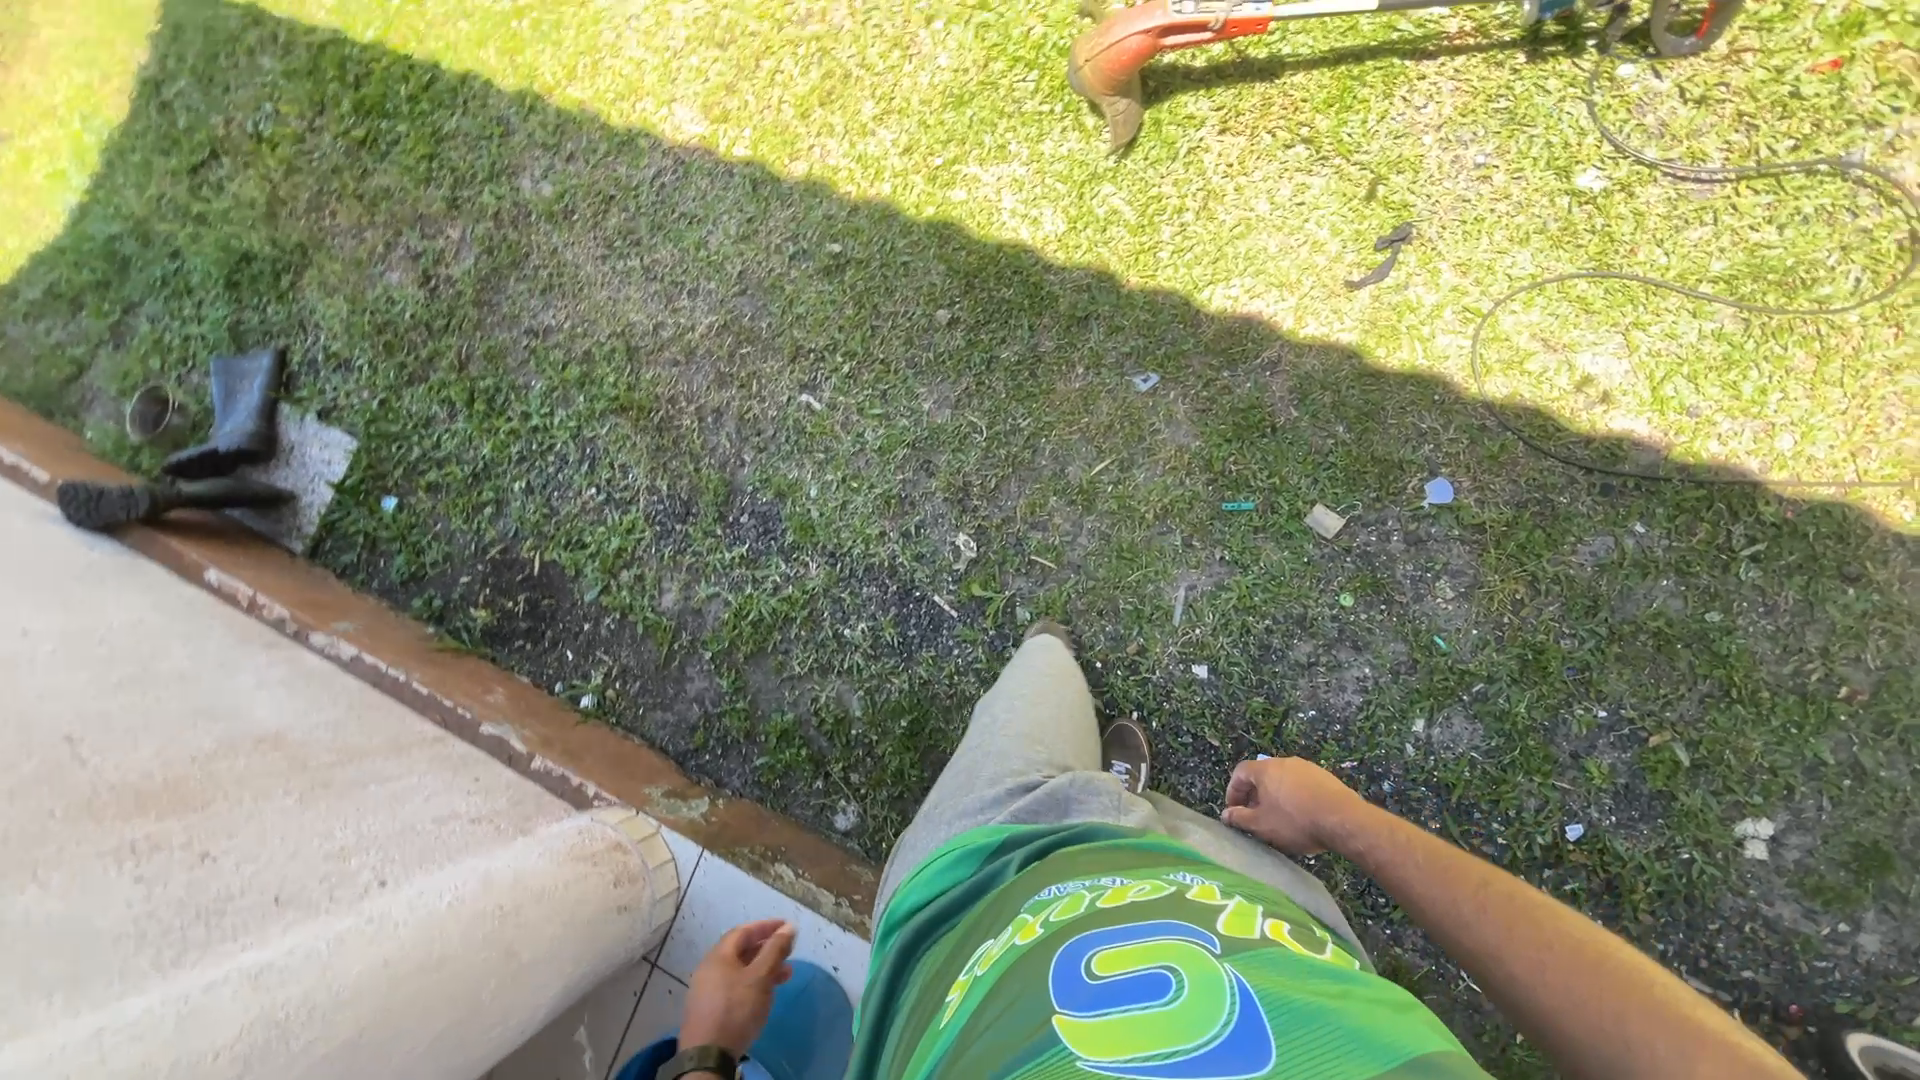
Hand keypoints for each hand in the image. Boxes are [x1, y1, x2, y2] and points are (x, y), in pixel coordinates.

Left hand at [679, 919, 796, 1056]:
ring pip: (739, 971)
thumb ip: (775, 950)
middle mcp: (709, 969)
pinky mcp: (709, 1010)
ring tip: (785, 975)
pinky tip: (765, 995)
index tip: (787, 927)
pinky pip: (734, 987)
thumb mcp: (760, 977)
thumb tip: (788, 927)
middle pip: (741, 951)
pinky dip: (753, 984)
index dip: (766, 926)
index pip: (743, 931)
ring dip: (763, 969)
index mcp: (718, 956)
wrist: (708, 1057)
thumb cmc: (736, 1009)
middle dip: (767, 949)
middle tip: (789, 952)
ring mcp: (707, 991)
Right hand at [1220, 757, 1368, 854]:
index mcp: (1265, 769)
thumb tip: (1226, 815)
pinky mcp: (1325, 777)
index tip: (1234, 810)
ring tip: (1279, 817)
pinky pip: (1302, 785)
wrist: (1343, 820)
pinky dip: (1296, 797)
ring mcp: (1307, 768)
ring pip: (1283, 780)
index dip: (1233, 791)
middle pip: (1262, 775)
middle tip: (1255, 815)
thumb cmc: (1295, 821)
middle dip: (1255, 795)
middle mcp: (1284, 762)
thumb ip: (1240, 818)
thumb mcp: (1262, 825)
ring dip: (1276, 796)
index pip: (1240, 773)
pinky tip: (1302, 815)